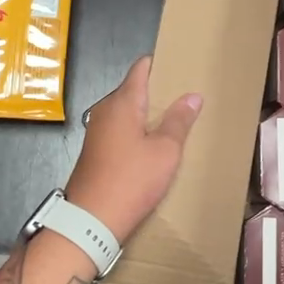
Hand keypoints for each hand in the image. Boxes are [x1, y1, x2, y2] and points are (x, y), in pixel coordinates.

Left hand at [64, 56, 202, 242]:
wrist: (91, 220)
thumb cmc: (132, 180)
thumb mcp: (165, 151)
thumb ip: (179, 121)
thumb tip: (192, 96)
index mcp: (123, 102)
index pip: (141, 68)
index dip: (161, 64)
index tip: (182, 66)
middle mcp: (106, 110)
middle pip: (134, 90)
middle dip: (159, 92)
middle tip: (187, 97)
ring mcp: (98, 131)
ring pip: (128, 113)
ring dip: (149, 115)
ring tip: (177, 122)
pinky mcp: (96, 151)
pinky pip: (121, 131)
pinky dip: (138, 132)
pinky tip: (155, 146)